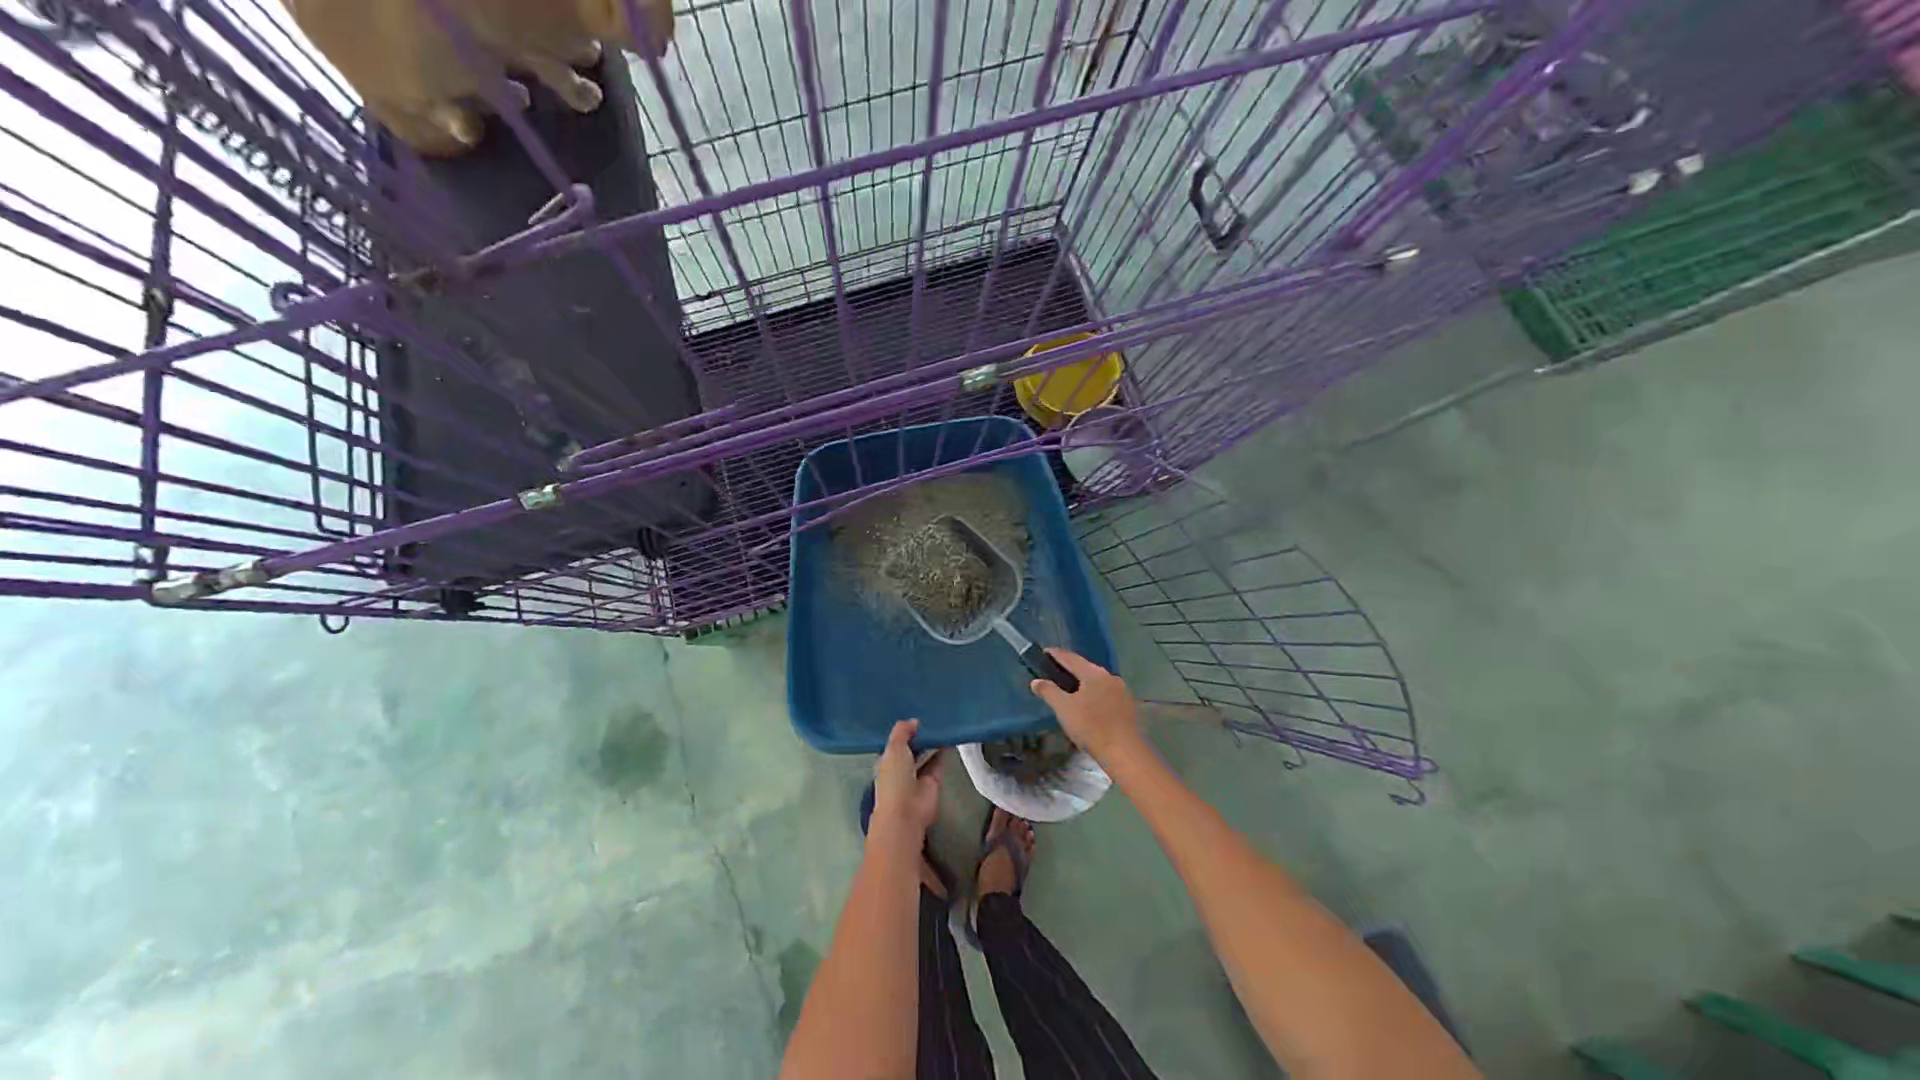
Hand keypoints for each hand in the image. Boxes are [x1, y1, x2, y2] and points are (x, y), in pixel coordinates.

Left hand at [870, 719, 941, 838]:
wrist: (907, 810)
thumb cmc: (894, 778)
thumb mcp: (893, 748)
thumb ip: (902, 732)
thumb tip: (913, 721)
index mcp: (887, 760)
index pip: (895, 741)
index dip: (904, 730)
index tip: (915, 715)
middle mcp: (902, 766)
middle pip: (912, 746)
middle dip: (920, 734)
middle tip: (931, 716)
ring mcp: (918, 773)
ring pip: (926, 752)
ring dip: (932, 741)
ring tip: (942, 721)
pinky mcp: (934, 779)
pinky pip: (939, 760)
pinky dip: (944, 749)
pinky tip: (949, 735)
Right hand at [1028, 649, 1143, 764]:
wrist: (1124, 752)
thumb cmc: (1091, 727)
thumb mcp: (1064, 708)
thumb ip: (1049, 692)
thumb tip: (1036, 681)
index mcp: (1094, 674)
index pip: (1071, 658)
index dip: (1056, 655)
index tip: (1045, 652)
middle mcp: (1111, 677)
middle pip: (1087, 669)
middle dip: (1071, 670)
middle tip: (1056, 673)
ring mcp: (1122, 692)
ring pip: (1098, 683)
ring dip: (1084, 685)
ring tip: (1071, 692)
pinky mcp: (1128, 707)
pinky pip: (1107, 696)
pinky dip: (1095, 697)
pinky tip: (1089, 707)